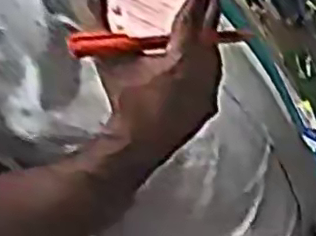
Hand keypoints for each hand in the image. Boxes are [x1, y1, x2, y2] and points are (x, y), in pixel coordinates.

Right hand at [97, 0, 223, 162]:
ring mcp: (207, 95)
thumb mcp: (110, 53)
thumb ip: (102, 17)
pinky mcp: (208, 107)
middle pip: (209, 41)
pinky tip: (199, 53)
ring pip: (213, 60)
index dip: (198, 3)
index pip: (193, 24)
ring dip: (207, 39)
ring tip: (202, 22)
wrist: (140, 141)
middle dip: (207, 17)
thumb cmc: (125, 98)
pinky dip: (206, 60)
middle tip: (206, 0)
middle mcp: (200, 80)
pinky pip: (212, 76)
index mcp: (180, 64)